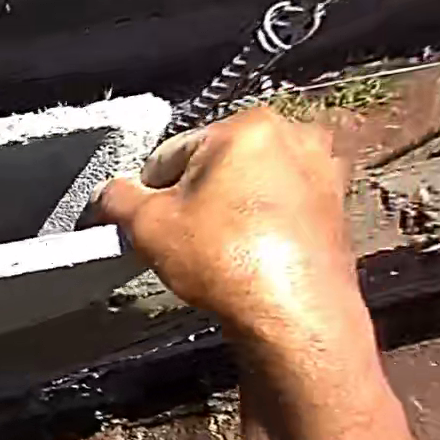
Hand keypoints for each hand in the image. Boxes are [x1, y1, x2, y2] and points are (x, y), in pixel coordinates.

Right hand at [91, 107, 358, 346]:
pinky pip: (272, 202)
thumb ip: (115, 198)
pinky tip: (242, 253)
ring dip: (219, 210)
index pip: (167, 155)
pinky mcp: (334, 200)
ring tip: (211, 250)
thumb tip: (106, 192)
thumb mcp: (146, 225)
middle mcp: (292, 134)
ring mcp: (320, 166)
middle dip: (187, 199)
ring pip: (241, 184)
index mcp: (245, 126)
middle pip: (208, 166)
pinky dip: (252, 222)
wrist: (294, 312)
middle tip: (178, 239)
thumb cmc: (225, 260)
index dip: (147, 194)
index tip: (148, 225)